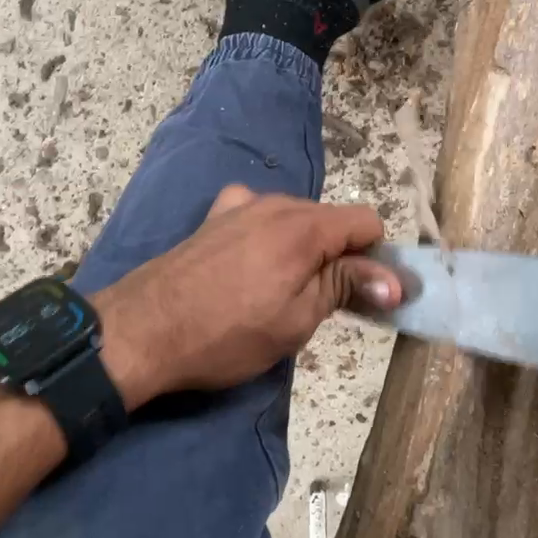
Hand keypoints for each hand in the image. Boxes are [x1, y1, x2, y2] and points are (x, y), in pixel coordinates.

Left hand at [89, 185, 400, 409]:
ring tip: (280, 291)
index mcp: (304, 227)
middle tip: (322, 303)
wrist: (141, 331)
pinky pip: (258, 214)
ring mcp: (241, 204)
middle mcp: (277, 203)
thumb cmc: (226, 335)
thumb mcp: (296, 320)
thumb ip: (347, 288)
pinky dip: (267, 235)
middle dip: (339, 255)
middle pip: (331, 220)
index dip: (375, 257)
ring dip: (304, 248)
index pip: (367, 221)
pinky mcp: (215, 216)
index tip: (366, 293)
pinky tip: (249, 264)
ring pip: (296, 218)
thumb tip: (396, 281)